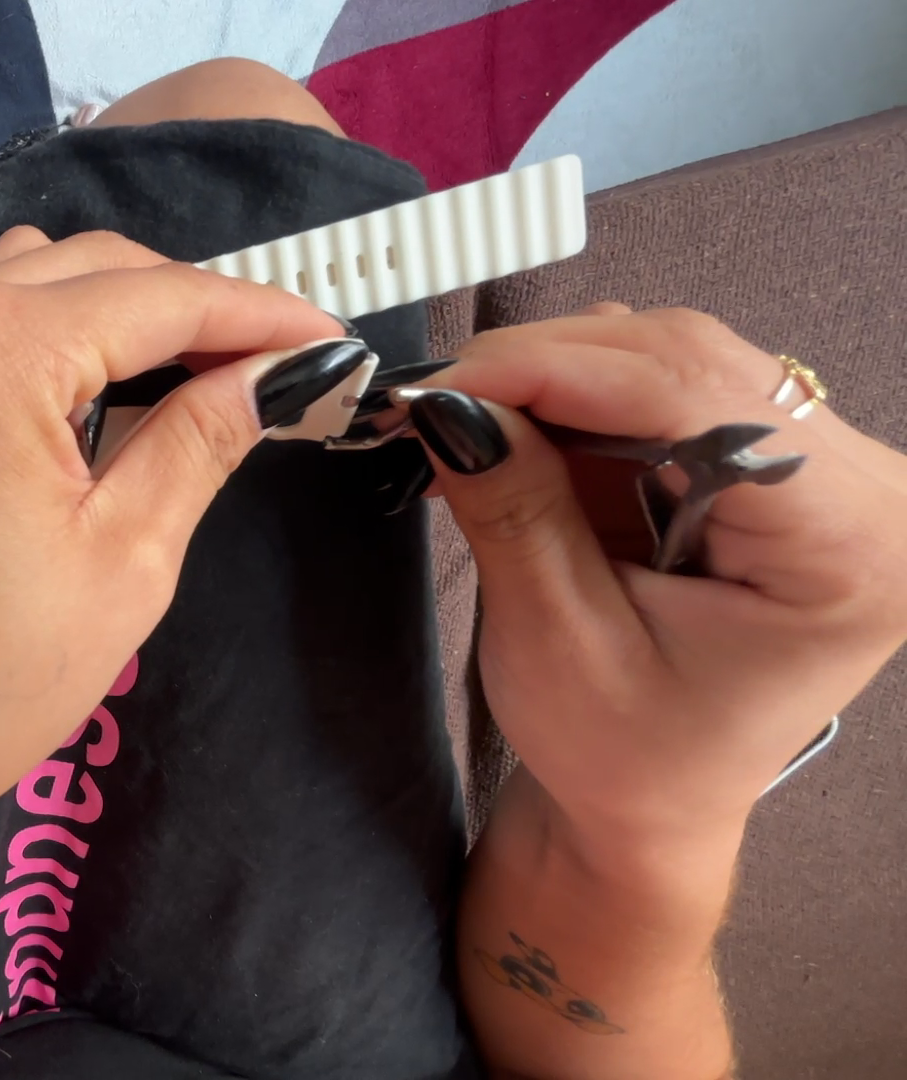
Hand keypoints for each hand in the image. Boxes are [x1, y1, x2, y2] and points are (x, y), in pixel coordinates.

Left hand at [0, 227, 340, 868]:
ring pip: (36, 281)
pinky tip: (97, 394)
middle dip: (191, 312)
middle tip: (270, 370)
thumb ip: (202, 436)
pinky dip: (52, 339)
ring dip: (121, 316)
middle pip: (93, 270)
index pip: (155, 298)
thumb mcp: (127, 555)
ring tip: (188, 384)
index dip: (255, 312)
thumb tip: (277, 370)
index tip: (325, 339)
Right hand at [409, 306, 906, 858]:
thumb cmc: (614, 748)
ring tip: (446, 427)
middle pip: (678, 357)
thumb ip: (512, 510)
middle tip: (417, 405)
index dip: (544, 372)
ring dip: (534, 381)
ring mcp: (798, 469)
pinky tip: (495, 436)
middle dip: (530, 367)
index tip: (423, 391)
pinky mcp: (736, 472)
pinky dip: (549, 403)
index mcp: (845, 540)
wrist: (647, 796)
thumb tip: (445, 409)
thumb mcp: (553, 638)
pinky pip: (637, 397)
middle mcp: (851, 483)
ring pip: (654, 362)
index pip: (689, 392)